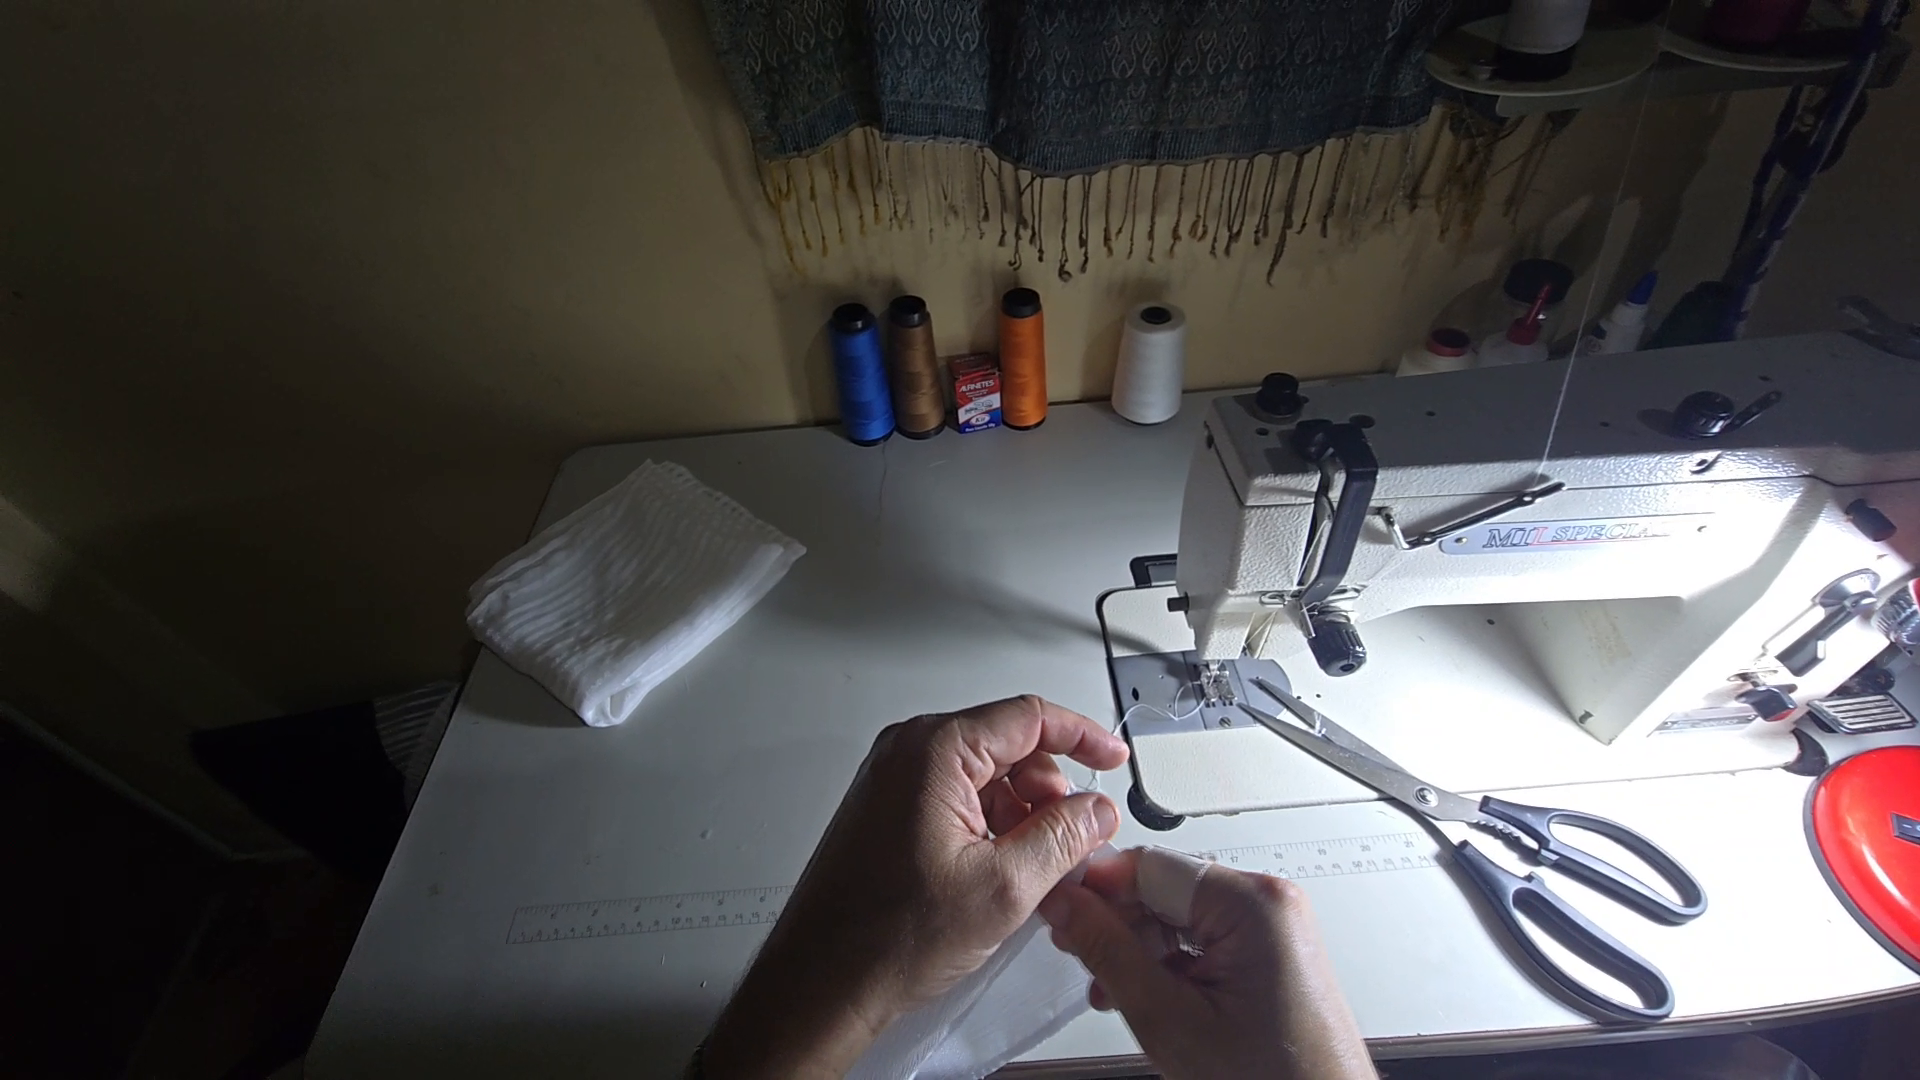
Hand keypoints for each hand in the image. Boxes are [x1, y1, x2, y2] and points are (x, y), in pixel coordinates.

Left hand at [701, 696, 1127, 1079]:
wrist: (819, 983)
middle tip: (1073, 837)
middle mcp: (910, 750)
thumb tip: (1097, 810)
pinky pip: (958, 792)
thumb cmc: (885, 937)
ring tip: (1035, 866)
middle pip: (1008, 745)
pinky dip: (991, 821)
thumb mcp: (1002, 889)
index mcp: (935, 750)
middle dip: (1049, 788)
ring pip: (985, 773)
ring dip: (1021, 811)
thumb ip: (1063, 838)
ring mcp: (896, 774)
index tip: (1112, 758)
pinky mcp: (891, 801)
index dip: (1081, 735)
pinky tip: (1002, 866)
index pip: (1027, 716)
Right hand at [1039, 848, 1375, 1079]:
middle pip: (1162, 888)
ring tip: (1107, 983)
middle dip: (1116, 922)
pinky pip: (1199, 936)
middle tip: (1076, 950)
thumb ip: (1108, 952)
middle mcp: (1266, 902)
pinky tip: (1139, 988)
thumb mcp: (1170, 1021)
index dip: (1097, 886)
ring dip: (1136, 946)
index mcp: (1253, 904)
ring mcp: (1269, 927)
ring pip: (1176, 914)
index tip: (1059, 903)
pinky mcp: (1265, 951)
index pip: (1150, 865)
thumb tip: (1066, 903)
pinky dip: (1165, 961)